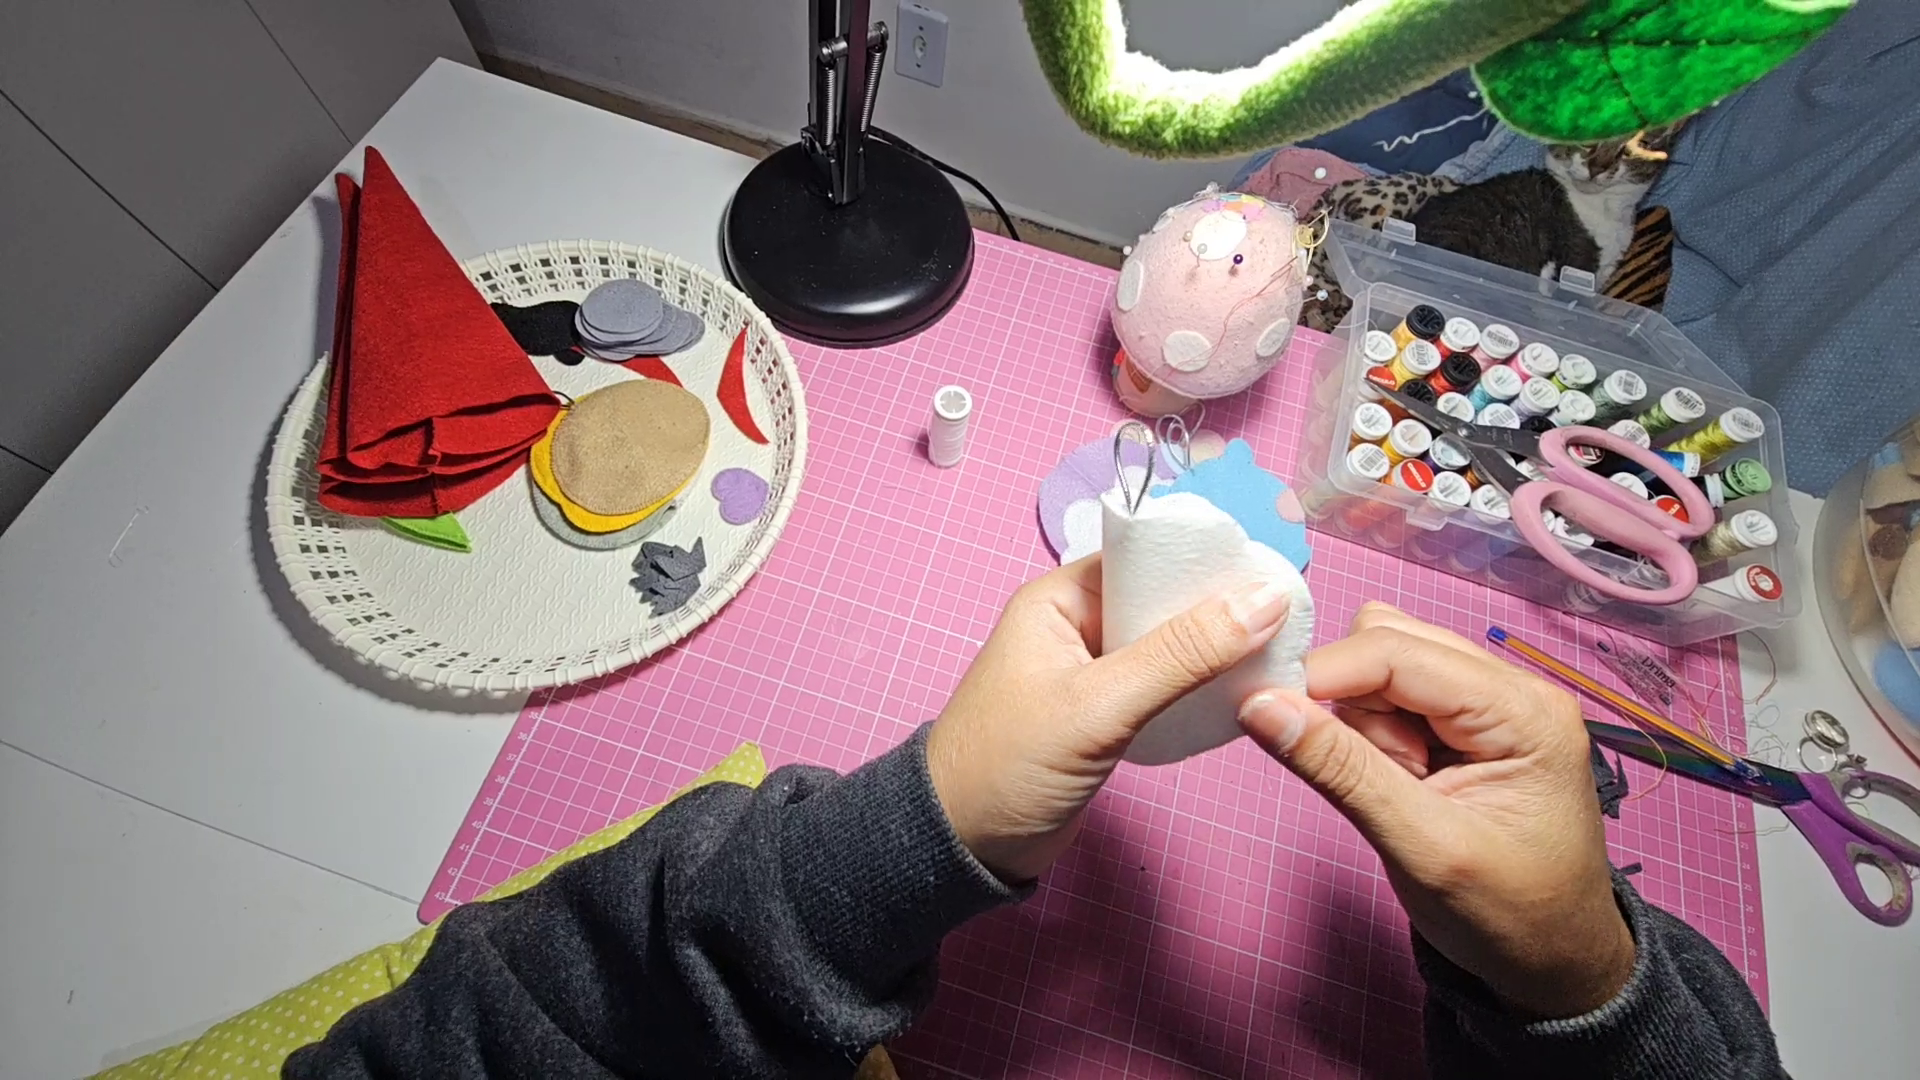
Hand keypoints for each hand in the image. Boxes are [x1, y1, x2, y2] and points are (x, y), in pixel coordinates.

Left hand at [927, 554, 1292, 882]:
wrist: (966, 844)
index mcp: (1061, 598)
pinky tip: (1239, 692)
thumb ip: (1180, 654)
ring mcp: (1091, 669)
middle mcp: (1077, 623)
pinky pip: (1161, 683)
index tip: (1268, 570)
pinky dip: (1196, 685)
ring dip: (1212, 650)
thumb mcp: (1098, 704)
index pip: (1142, 559)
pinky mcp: (1104, 711)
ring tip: (1278, 651)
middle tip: (1289, 616)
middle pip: (1159, 600)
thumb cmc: (1012, 762)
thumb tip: (1262, 598)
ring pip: (1165, 643)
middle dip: (1215, 607)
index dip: (1201, 560)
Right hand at [1238, 603, 1633, 1019]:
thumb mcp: (1421, 847)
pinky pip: (1379, 690)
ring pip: (1375, 658)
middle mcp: (1503, 685)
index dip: (1323, 672)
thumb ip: (1338, 768)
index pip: (1394, 651)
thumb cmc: (1507, 914)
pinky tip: (1393, 770)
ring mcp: (1479, 696)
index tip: (1266, 710)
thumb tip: (1257, 704)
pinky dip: (1364, 725)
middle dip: (1350, 697)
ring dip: (1358, 714)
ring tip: (1391, 777)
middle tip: (1367, 768)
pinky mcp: (1452, 714)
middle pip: (1384, 639)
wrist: (1550, 962)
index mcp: (1520, 710)